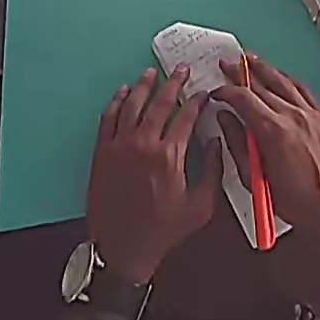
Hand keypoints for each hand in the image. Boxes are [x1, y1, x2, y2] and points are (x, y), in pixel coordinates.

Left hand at [86, 66, 219, 282]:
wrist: (121, 249)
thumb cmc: (163, 230)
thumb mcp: (200, 206)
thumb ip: (213, 171)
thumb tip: (217, 142)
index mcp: (169, 155)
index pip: (186, 116)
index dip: (197, 101)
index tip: (203, 94)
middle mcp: (144, 143)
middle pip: (160, 102)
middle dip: (174, 83)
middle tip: (181, 70)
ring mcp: (119, 145)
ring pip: (132, 104)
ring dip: (143, 86)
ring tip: (151, 73)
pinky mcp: (102, 152)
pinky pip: (109, 118)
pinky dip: (117, 101)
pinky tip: (123, 92)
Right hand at [211, 54, 319, 245]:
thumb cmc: (292, 201)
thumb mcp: (254, 178)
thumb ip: (238, 143)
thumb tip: (225, 118)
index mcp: (273, 131)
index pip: (244, 98)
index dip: (227, 91)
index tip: (217, 92)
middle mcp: (293, 116)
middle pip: (262, 85)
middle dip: (241, 74)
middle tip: (227, 64)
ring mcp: (311, 114)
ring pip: (283, 81)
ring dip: (264, 68)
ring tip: (250, 58)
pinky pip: (303, 90)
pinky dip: (288, 79)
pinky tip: (280, 75)